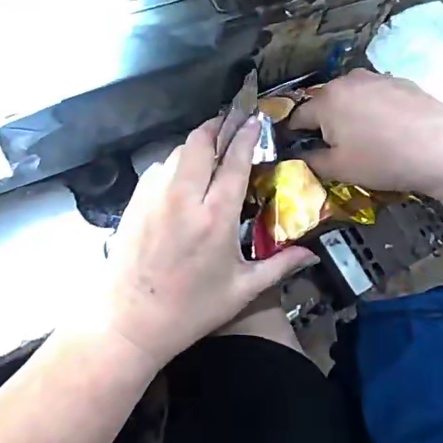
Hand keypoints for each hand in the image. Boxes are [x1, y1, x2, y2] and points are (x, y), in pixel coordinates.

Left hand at [73, 116, 316, 368]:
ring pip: (176, 152)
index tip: (254, 120)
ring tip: (210, 148)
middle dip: (218, 127)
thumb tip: (311, 254)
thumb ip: (279, 266)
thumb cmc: (190, 310)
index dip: (245, 136)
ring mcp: (154, 197)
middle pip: (200, 143)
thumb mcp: (241, 291)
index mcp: (215, 217)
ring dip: (195, 145)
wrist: (130, 322)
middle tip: (231, 123)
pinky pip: (157, 169)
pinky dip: (173, 163)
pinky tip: (181, 175)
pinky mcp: (134, 202)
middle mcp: (183, 198)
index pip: (234, 162)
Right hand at [288, 70, 442, 197]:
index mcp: (325, 101)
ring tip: (363, 138)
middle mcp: (346, 82)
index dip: (293, 135)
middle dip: (322, 122)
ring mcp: (376, 78)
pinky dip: (374, 109)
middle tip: (333, 147)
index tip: (298, 150)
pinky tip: (388, 130)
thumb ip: (311, 162)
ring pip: (350, 96)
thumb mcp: (340, 170)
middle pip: (323, 102)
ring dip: (348, 113)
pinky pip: (375, 95)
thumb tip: (298, 158)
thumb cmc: (384, 160)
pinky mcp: (401, 82)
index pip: (296, 117)